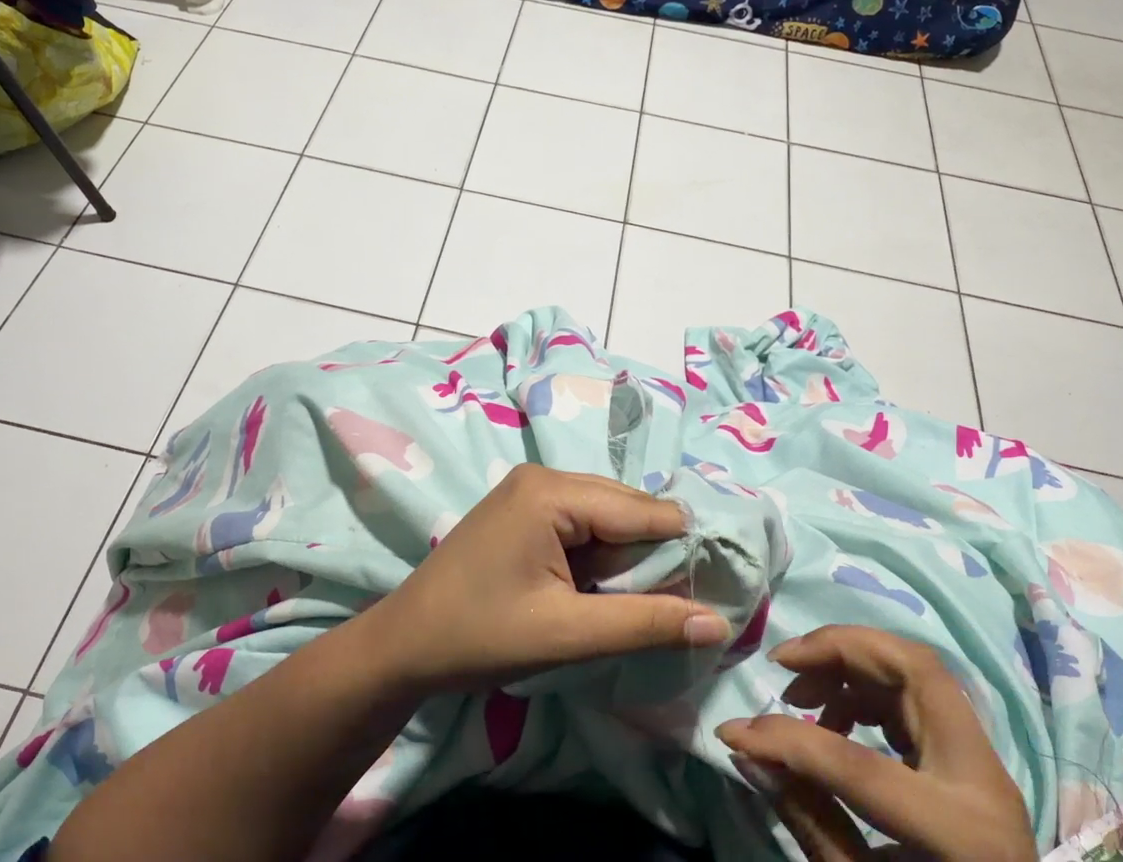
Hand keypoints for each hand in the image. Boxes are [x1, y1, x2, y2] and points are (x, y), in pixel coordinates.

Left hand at [360, 464, 730, 692]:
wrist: (404, 645)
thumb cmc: (479, 636)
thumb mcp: (568, 634)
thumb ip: (644, 623)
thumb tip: (718, 622)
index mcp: (553, 492)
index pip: (644, 512)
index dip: (682, 553)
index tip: (713, 595)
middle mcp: (544, 477)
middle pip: (628, 509)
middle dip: (654, 556)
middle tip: (676, 608)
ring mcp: (531, 491)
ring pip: (609, 518)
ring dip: (627, 560)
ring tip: (639, 605)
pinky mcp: (524, 511)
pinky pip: (583, 525)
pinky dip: (601, 557)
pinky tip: (602, 591)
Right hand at [716, 627, 1034, 861]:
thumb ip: (808, 819)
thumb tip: (749, 755)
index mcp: (959, 831)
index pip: (859, 763)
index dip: (786, 740)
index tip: (733, 730)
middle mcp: (985, 779)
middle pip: (915, 669)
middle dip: (841, 648)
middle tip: (783, 661)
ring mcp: (987, 763)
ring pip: (918, 672)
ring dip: (852, 667)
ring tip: (802, 699)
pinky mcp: (975, 759)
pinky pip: (921, 697)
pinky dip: (870, 690)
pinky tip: (835, 718)